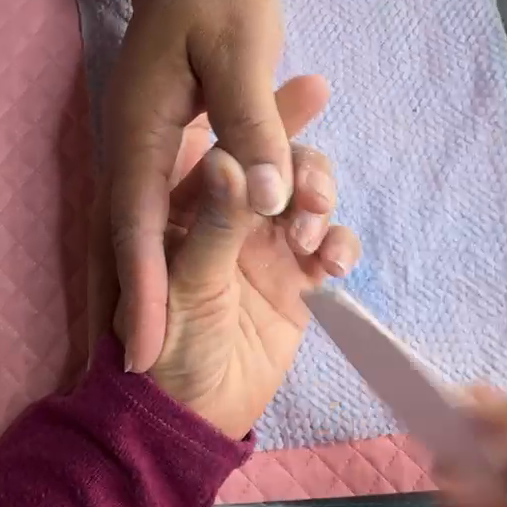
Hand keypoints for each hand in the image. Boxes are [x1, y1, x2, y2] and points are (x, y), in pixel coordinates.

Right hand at [108, 0, 290, 372]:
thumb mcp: (241, 48)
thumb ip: (253, 125)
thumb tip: (269, 199)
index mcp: (142, 131)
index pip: (137, 224)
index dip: (140, 291)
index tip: (140, 352)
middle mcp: (136, 150)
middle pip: (127, 241)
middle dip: (132, 306)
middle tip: (132, 370)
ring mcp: (149, 148)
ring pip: (150, 230)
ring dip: (160, 280)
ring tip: (163, 335)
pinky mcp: (170, 145)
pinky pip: (176, 206)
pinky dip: (184, 245)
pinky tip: (198, 277)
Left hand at [148, 76, 359, 439]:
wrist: (195, 420)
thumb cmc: (169, 353)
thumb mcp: (186, 286)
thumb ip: (214, 225)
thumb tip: (232, 158)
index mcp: (179, 207)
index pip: (225, 145)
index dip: (263, 114)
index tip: (309, 86)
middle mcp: (221, 215)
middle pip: (271, 164)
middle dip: (302, 155)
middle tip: (323, 167)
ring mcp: (258, 244)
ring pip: (302, 197)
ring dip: (320, 199)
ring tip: (314, 224)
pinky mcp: (292, 279)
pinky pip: (325, 244)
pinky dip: (336, 243)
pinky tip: (333, 261)